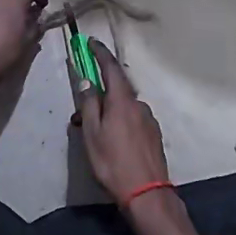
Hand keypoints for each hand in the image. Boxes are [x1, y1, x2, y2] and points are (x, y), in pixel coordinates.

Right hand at [75, 40, 169, 204]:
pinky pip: (133, 119)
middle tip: (81, 112)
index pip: (111, 68)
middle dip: (99, 94)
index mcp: (123, 100)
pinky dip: (120, 121)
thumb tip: (87, 82)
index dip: (100, 53)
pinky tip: (112, 141)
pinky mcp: (154, 134)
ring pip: (124, 106)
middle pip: (117, 89)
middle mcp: (139, 104)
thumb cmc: (113, 162)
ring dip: (109, 112)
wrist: (146, 192)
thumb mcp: (92, 134)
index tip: (90, 42)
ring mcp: (149, 119)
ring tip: (93, 132)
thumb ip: (89, 105)